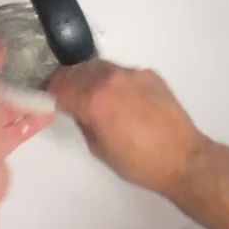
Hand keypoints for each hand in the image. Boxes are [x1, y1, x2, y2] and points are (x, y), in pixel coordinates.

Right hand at [47, 60, 211, 196]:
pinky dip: (112, 80)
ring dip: (89, 77)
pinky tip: (118, 97)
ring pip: (100, 67)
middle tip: (64, 94)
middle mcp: (111, 78)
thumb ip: (83, 121)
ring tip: (89, 93)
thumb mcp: (98, 148)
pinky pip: (122, 72)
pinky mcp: (149, 74)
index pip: (61, 86)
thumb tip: (76, 109)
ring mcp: (132, 73)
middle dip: (67, 81)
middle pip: (78, 71)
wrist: (182, 157)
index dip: (50, 91)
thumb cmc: (138, 161)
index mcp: (95, 98)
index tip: (46, 96)